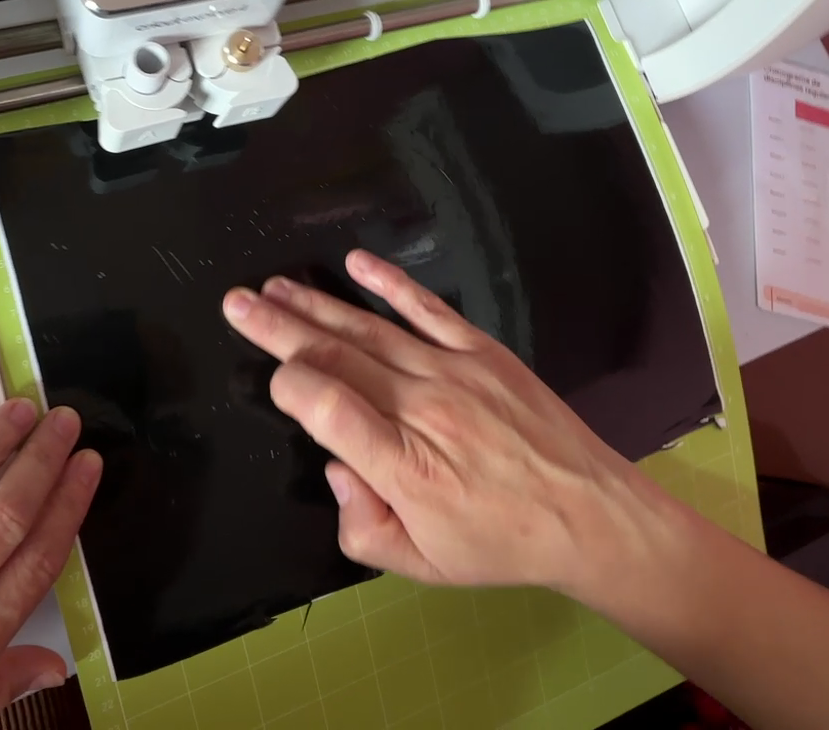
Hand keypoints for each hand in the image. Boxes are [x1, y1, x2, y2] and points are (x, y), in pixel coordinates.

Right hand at [222, 249, 671, 596]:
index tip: (272, 376)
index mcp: (404, 467)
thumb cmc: (500, 543)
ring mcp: (453, 371)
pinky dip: (390, 284)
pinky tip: (356, 263)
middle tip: (237, 303)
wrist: (591, 515)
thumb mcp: (422, 565)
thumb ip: (360, 527)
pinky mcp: (481, 351)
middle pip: (336, 357)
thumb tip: (334, 466)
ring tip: (274, 287)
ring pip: (369, 329)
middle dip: (278, 328)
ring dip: (315, 305)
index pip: (328, 408)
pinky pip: (429, 309)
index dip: (290, 384)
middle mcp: (422, 409)